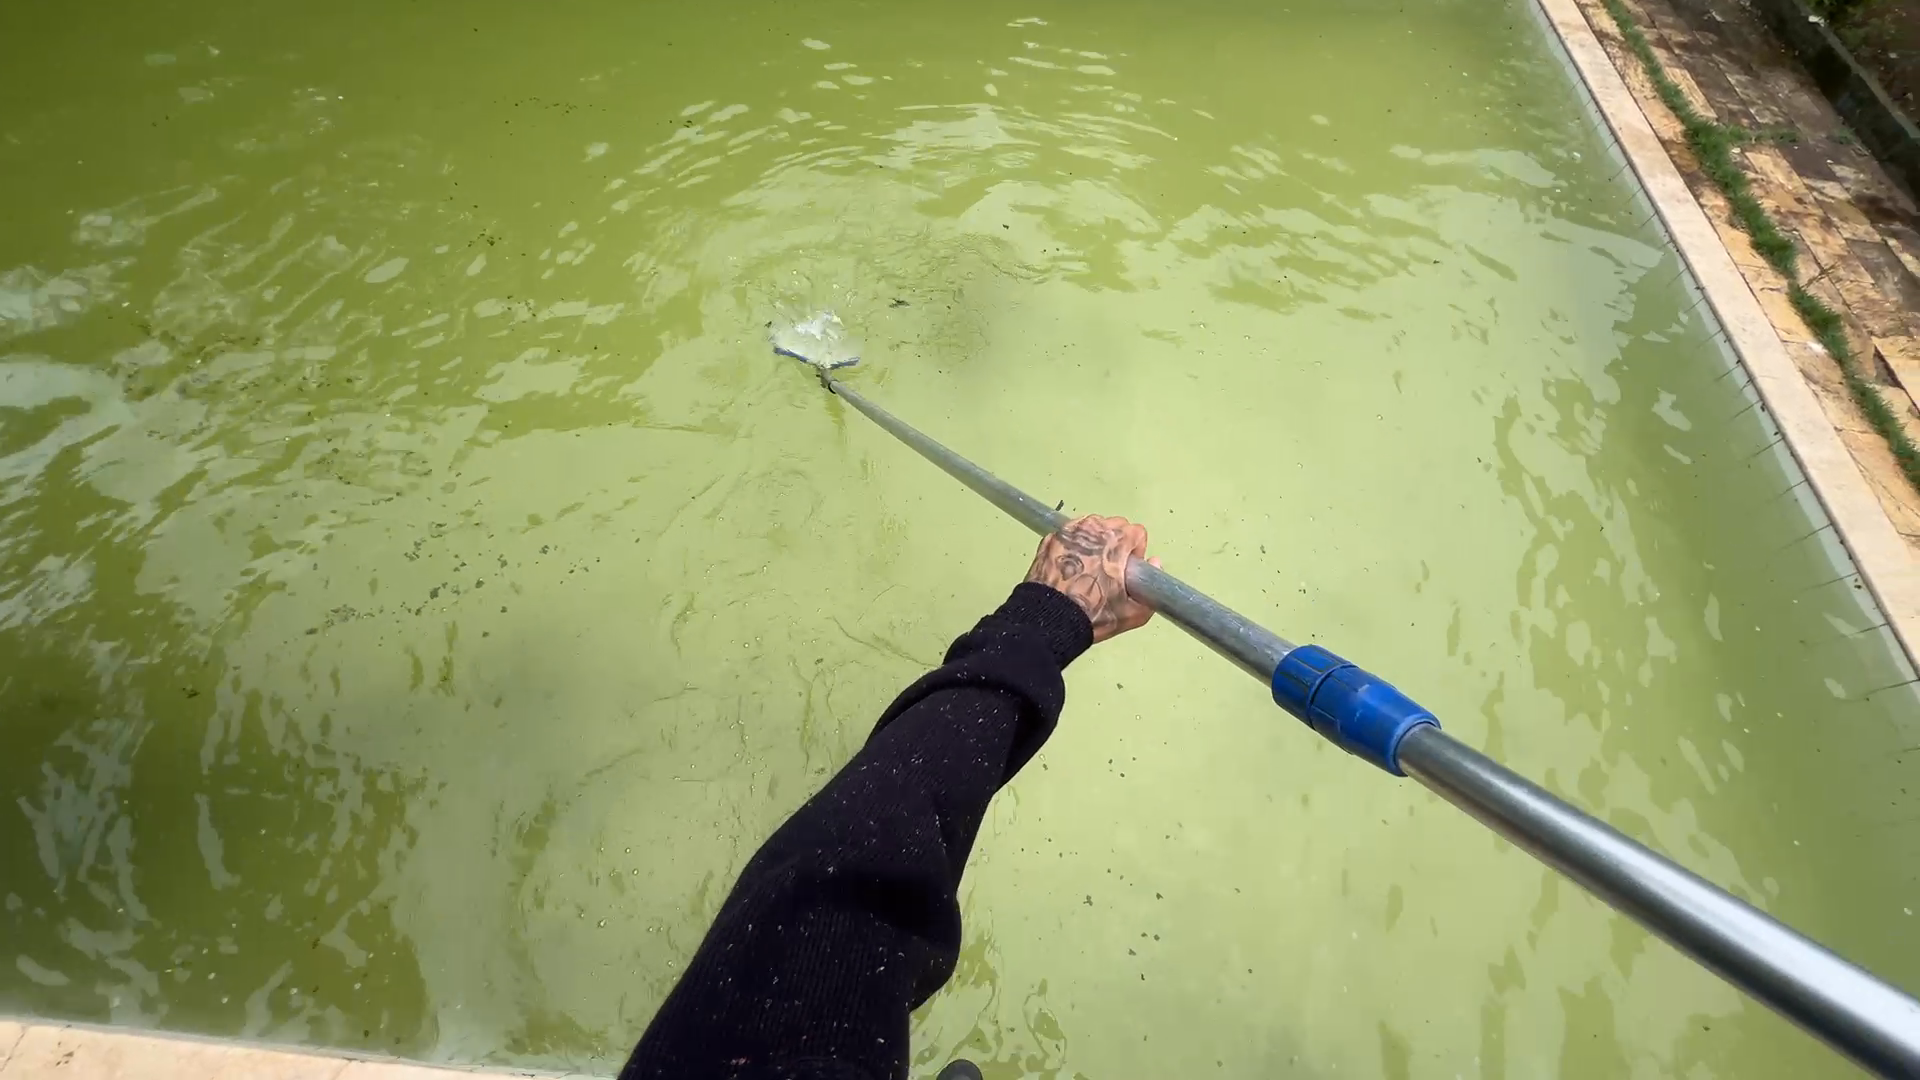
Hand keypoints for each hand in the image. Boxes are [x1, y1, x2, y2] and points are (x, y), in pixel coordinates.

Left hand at [1024, 515, 1158, 642]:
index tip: (1128, 568)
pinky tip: (1070, 564)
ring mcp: (1069, 531)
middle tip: (1109, 567)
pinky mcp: (1050, 538)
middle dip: (1116, 542)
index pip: (1137, 532)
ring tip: (1089, 564)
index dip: (1136, 551)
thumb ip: (1152, 587)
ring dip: (1095, 539)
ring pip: (1091, 526)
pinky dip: (1074, 544)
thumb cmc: (1093, 614)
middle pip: (1114, 525)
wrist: (1051, 617)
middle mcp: (1094, 528)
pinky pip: (1069, 534)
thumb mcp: (1132, 613)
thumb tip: (1155, 562)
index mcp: (1117, 540)